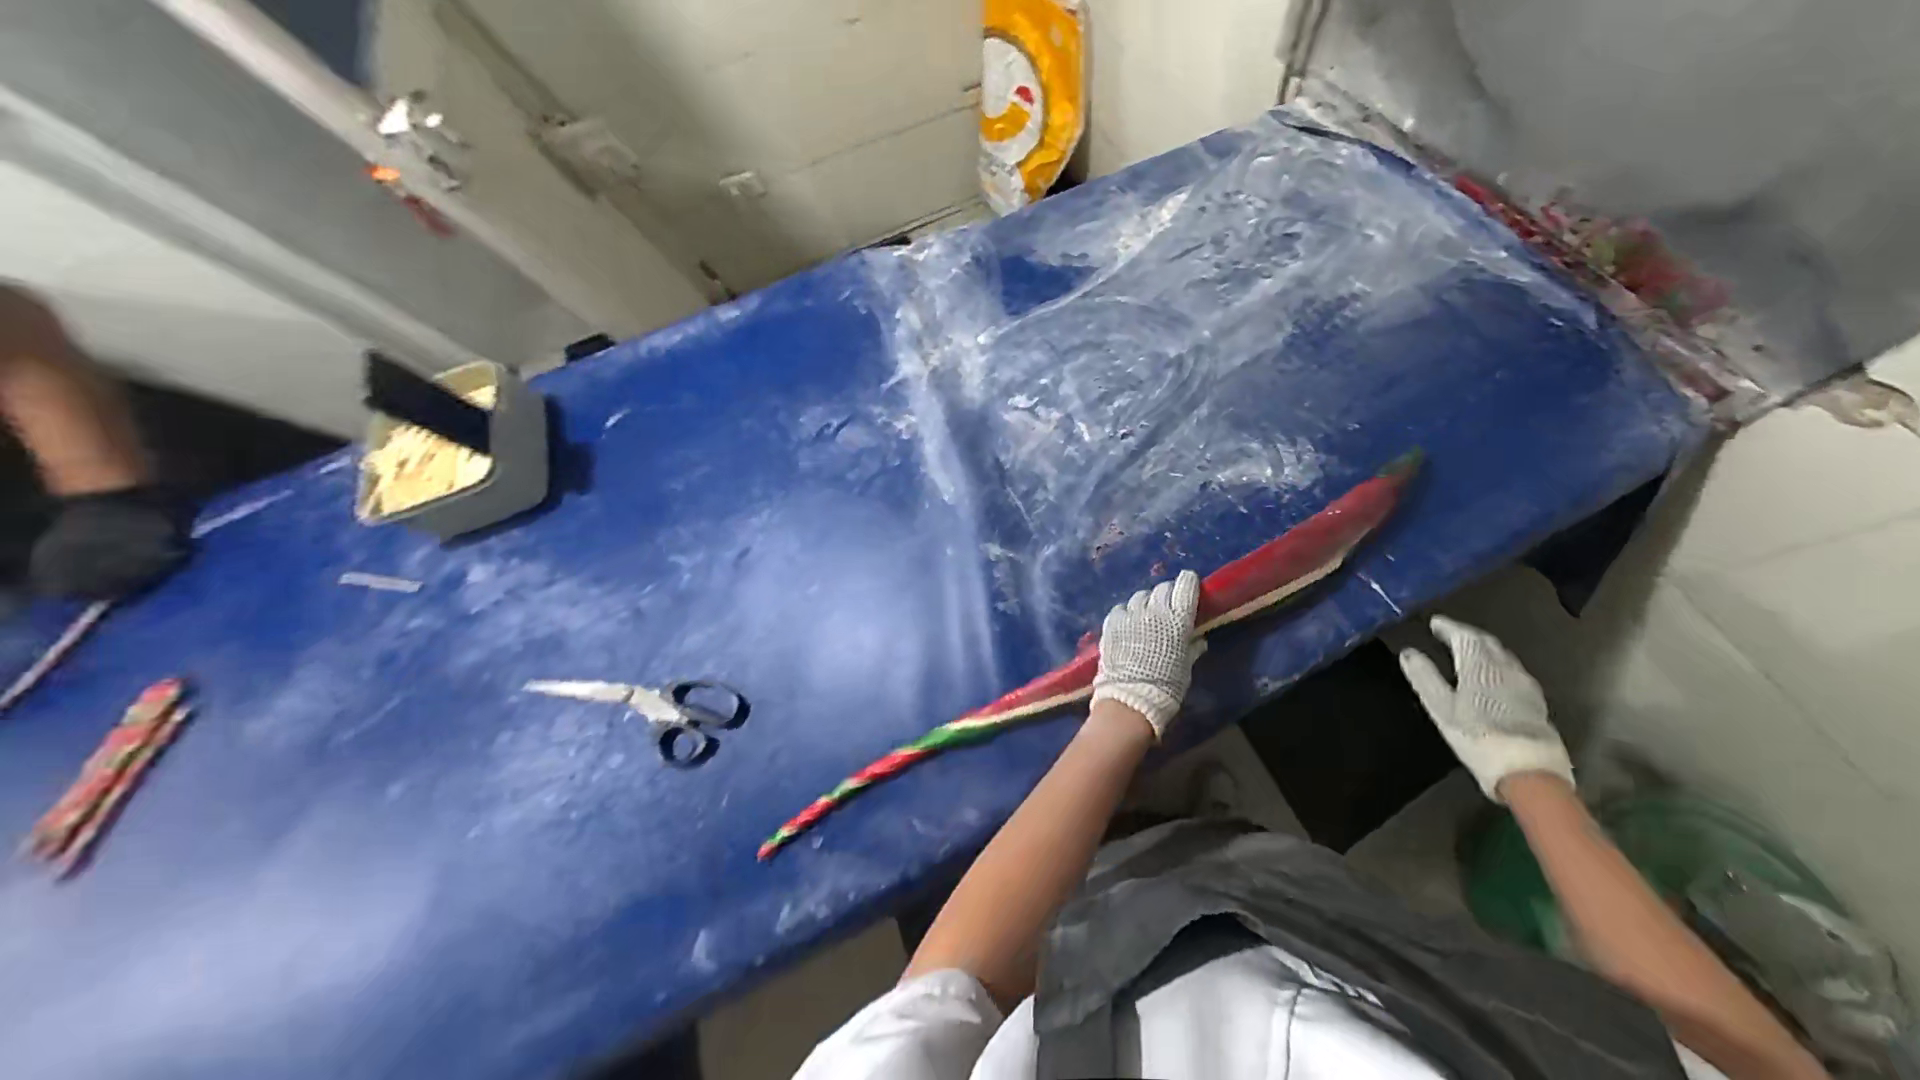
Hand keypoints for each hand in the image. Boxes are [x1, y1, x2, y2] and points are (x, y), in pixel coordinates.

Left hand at [1091, 570, 1203, 739]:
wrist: (1130, 698)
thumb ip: (1191, 648)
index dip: (1188, 582)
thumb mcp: (1185, 667)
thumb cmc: (1166, 686)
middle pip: (1162, 588)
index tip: (1189, 583)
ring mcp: (1130, 615)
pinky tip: (1128, 623)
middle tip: (1168, 604)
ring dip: (1146, 602)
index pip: (1185, 586)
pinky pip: (1121, 609)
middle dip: (1167, 593)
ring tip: (1146, 614)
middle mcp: (1154, 611)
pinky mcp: (1111, 623)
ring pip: (1140, 596)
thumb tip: (1198, 639)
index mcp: (1178, 620)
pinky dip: (1126, 613)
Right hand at [1397, 615, 1572, 801]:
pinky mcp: (1535, 700)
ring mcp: (1524, 684)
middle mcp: (1505, 669)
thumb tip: (1409, 652)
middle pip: (1487, 643)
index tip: (1435, 622)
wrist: (1528, 769)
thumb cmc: (1477, 736)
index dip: (1449, 627)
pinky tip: (1493, 674)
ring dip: (1484, 648)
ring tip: (1468, 650)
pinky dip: (1497, 663)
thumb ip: (1425, 678)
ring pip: (1503, 656)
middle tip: (1449, 633)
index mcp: (1480, 666)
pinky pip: (1513, 670)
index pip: (1465, 636)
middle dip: (1467, 634)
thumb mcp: (1441, 708)